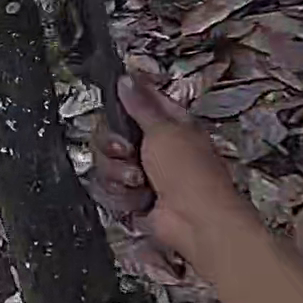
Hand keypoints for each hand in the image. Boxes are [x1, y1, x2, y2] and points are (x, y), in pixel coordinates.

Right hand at [92, 75, 258, 266]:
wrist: (197, 224)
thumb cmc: (189, 173)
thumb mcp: (165, 131)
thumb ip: (140, 105)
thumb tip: (125, 78)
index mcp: (169, 123)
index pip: (138, 100)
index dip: (124, 100)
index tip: (113, 101)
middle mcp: (153, 145)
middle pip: (110, 132)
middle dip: (112, 143)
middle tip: (124, 150)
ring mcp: (141, 171)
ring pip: (105, 160)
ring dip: (117, 172)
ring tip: (137, 181)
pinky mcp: (131, 195)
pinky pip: (107, 185)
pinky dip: (120, 192)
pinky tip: (137, 197)